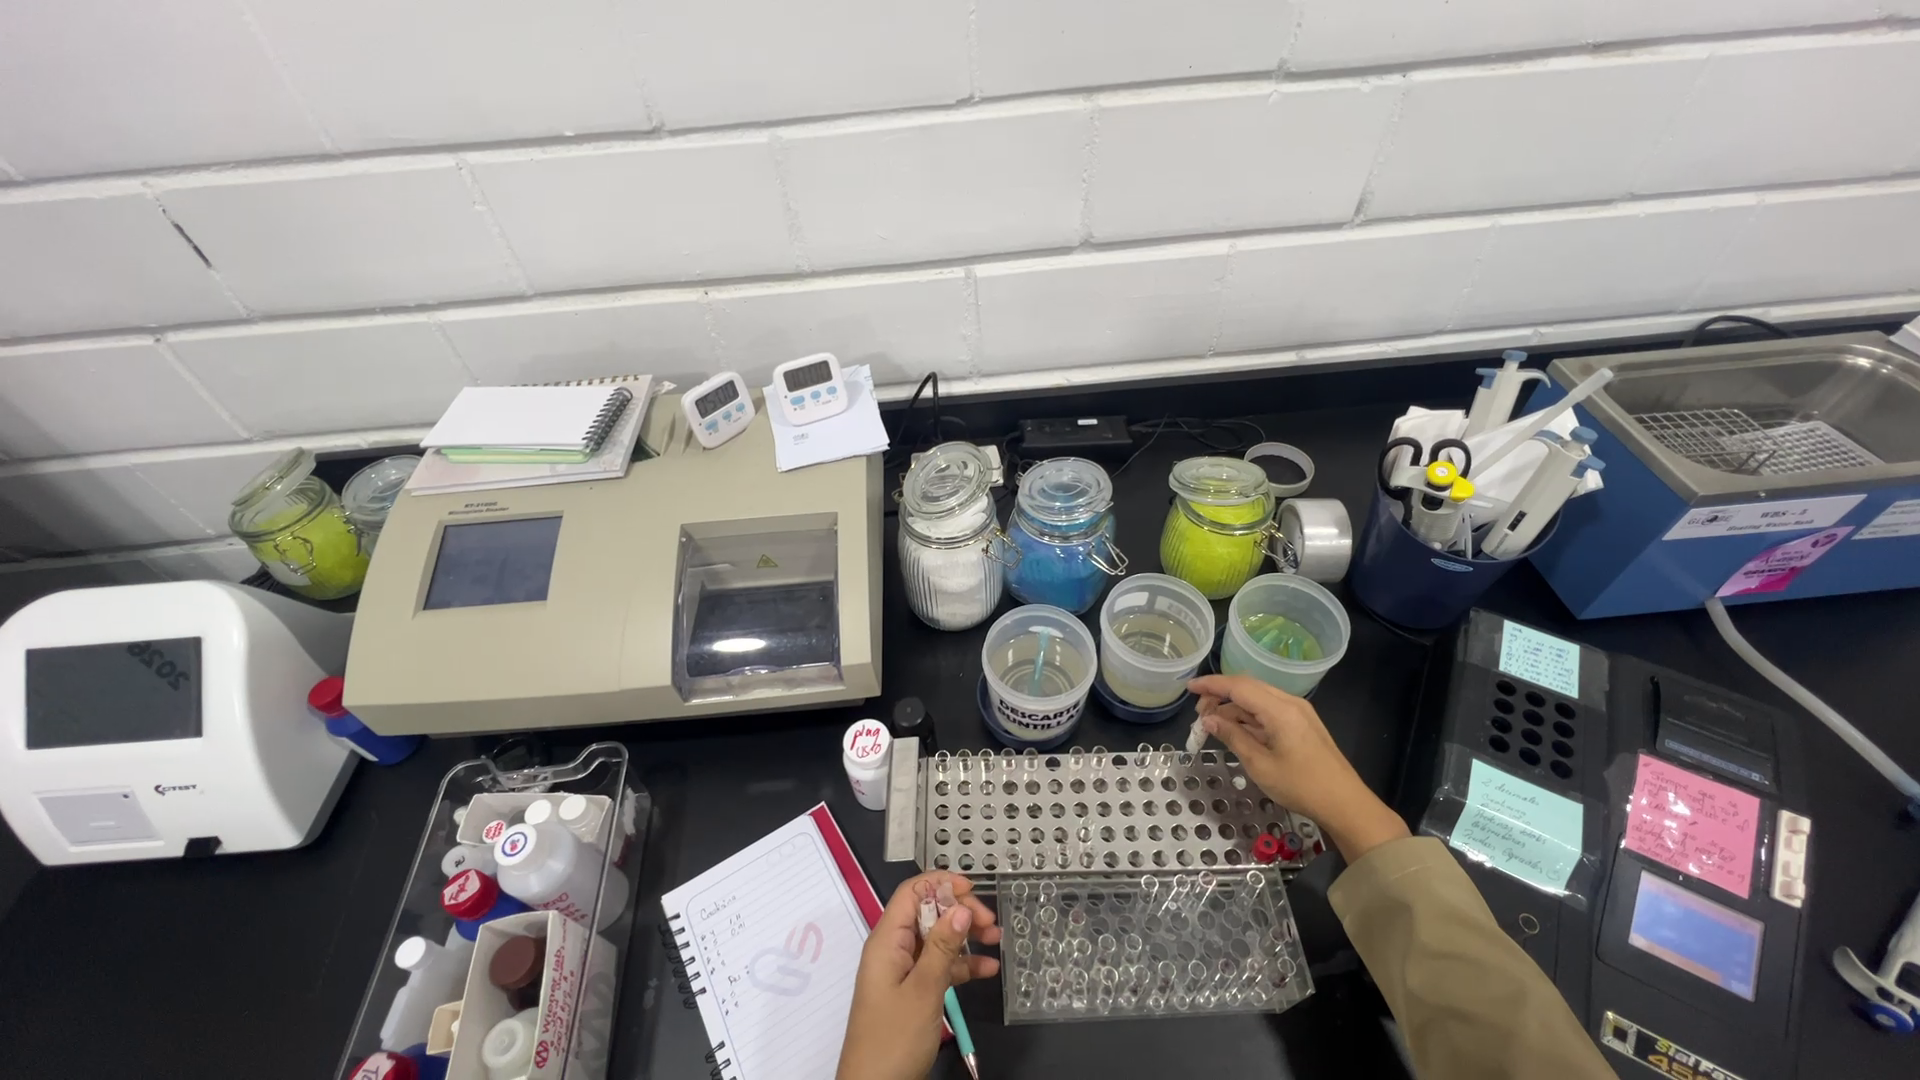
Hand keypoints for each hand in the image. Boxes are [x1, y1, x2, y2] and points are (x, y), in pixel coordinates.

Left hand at [836, 871, 1001, 1079]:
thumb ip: (942, 947)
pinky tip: (988, 970)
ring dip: (966, 937)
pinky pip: (940, 966)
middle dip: (959, 911)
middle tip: (990, 923)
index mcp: (887, 940)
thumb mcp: (922, 990)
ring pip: (937, 939)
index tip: (972, 889)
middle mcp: (894, 949)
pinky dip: (962, 965)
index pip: (911, 892)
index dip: (940, 883)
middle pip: (928, 912)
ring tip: (996, 939)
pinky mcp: (913, 991)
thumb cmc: (893, 1039)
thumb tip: (960, 908)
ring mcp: (903, 971)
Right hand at [1189, 674, 1409, 862]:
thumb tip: (1209, 720)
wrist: (1346, 804)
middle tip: (1199, 714)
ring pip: (1258, 697)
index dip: (1211, 685)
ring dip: (1234, 706)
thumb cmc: (1301, 786)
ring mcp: (1299, 712)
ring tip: (1213, 725)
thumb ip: (1232, 737)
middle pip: (1248, 687)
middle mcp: (1290, 703)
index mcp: (1280, 709)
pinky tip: (1237, 730)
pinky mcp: (1303, 723)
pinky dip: (1249, 715)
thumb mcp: (1259, 764)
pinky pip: (1269, 709)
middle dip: (1220, 695)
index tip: (1189, 689)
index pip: (1238, 686)